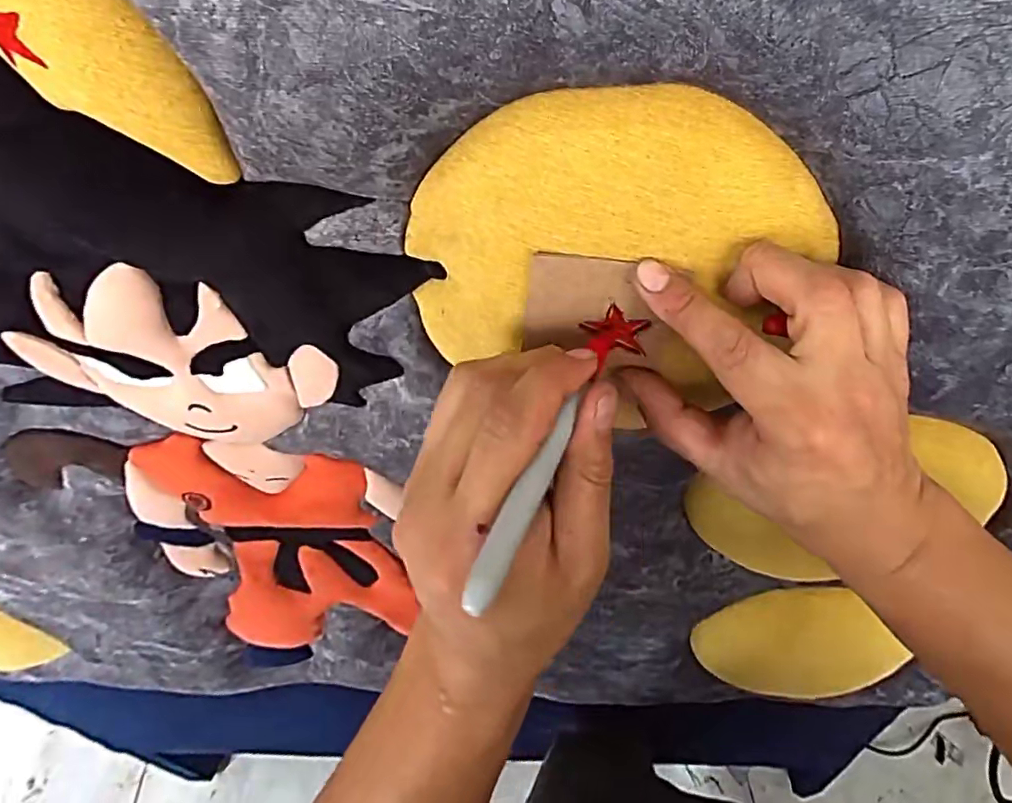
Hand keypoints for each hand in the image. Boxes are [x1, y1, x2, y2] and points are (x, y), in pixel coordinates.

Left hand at [393, 347, 615, 706]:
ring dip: (515, 370)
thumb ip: (588, 474)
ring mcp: (412, 479)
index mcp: (465, 532)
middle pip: (476, 396)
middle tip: (583, 370)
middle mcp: (425, 495)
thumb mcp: (585, 557)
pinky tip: (528, 400)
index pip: (506, 428)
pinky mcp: (415, 469)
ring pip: (460, 389)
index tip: (593, 362)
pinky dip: (496, 385)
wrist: (469, 651)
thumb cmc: (537, 617)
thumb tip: (599, 395)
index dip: (551, 381)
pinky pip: (454, 403)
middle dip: (536, 367)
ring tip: (560, 382)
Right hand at [620, 242, 934, 578]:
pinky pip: (874, 289)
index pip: (732, 345)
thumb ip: (668, 415)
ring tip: (773, 302)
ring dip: (796, 276)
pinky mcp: (898, 351)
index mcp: (791, 415)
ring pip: (843, 279)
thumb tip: (627, 371)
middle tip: (735, 300)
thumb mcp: (719, 463)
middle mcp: (843, 380)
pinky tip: (816, 306)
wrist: (877, 513)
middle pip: (807, 288)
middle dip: (756, 273)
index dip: (686, 305)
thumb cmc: (790, 492)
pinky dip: (838, 283)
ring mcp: (879, 362)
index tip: (650, 273)